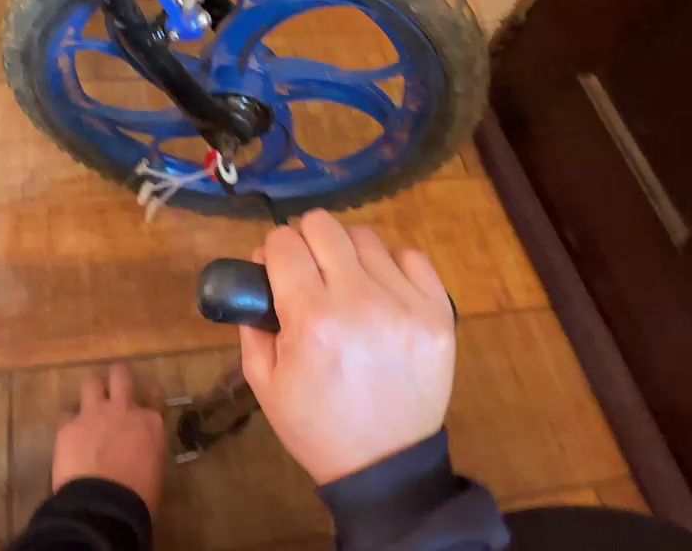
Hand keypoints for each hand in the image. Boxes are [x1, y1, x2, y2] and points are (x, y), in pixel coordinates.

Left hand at [51, 363, 166, 513]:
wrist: (102, 507)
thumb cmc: (138, 497)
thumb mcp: (155, 470)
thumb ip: (149, 448)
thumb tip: (141, 448)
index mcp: (149, 423)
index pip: (155, 395)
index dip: (150, 394)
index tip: (148, 397)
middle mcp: (122, 409)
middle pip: (120, 373)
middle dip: (118, 374)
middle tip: (115, 383)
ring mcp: (93, 414)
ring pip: (91, 382)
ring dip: (92, 391)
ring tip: (90, 402)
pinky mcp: (68, 426)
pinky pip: (67, 414)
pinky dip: (70, 422)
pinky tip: (69, 434)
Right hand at [239, 210, 455, 483]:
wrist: (386, 467)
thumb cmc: (316, 424)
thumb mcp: (263, 379)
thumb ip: (253, 315)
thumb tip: (260, 261)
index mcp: (312, 319)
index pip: (284, 241)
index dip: (274, 250)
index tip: (278, 268)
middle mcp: (359, 302)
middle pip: (324, 225)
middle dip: (307, 241)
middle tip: (310, 272)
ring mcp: (405, 305)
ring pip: (365, 237)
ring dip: (348, 255)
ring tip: (348, 287)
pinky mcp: (438, 313)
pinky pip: (411, 256)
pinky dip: (391, 267)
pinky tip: (383, 293)